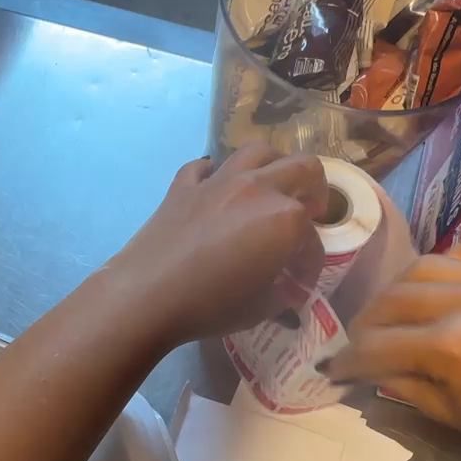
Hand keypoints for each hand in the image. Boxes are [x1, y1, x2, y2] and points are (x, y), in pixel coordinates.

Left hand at [99, 143, 326, 345]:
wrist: (146, 296)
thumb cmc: (210, 307)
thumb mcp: (261, 309)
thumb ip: (284, 294)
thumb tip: (289, 290)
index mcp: (286, 220)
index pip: (312, 239)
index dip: (311, 263)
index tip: (301, 283)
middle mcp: (258, 188)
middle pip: (303, 169)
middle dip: (314, 190)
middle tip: (309, 211)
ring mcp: (218, 181)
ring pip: (259, 152)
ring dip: (273, 166)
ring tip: (270, 188)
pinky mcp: (183, 186)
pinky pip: (204, 167)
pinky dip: (214, 176)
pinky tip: (214, 191)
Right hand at [323, 235, 460, 460]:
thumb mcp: (452, 414)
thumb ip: (402, 384)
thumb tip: (365, 368)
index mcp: (452, 346)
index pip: (375, 346)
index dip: (347, 362)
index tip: (332, 371)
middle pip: (390, 301)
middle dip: (363, 327)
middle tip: (357, 347)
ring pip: (421, 268)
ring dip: (394, 294)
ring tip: (390, 317)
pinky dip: (443, 264)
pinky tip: (437, 287)